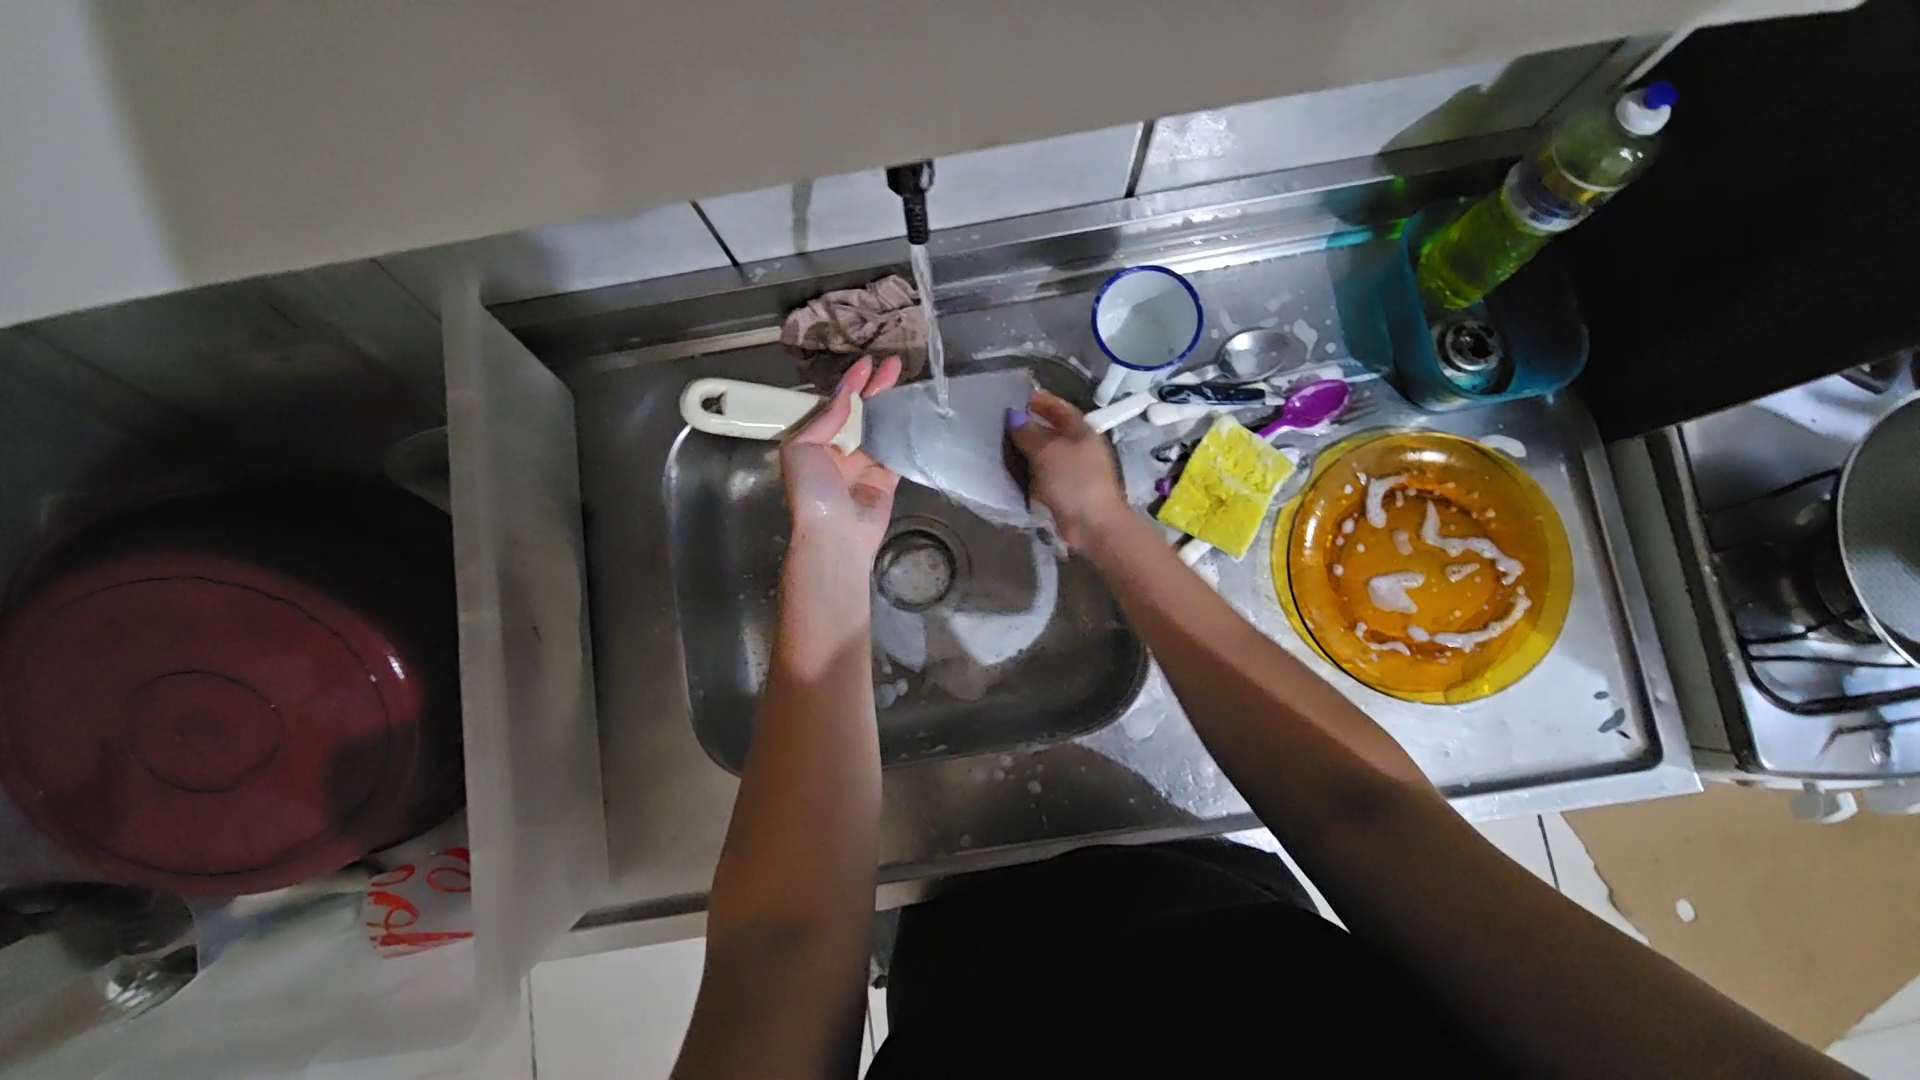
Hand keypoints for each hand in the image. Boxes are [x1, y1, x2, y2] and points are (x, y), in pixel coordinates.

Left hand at [781, 355, 903, 560]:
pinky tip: (913, 411)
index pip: (834, 406)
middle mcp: (838, 452)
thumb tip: (846, 395)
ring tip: (906, 380)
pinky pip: (896, 451)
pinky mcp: (885, 479)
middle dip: (875, 388)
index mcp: (813, 443)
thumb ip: (826, 419)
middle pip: (860, 413)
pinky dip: (904, 432)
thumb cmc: (811, 491)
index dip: (850, 383)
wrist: (834, 535)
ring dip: (891, 405)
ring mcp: (863, 466)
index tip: (867, 363)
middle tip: (894, 364)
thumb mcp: (802, 447)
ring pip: (879, 428)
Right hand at [1006, 390, 1130, 550]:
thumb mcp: (1047, 451)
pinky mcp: (1067, 492)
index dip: (1042, 401)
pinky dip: (1031, 473)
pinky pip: (1045, 476)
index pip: (1061, 409)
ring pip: (1048, 455)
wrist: (1093, 523)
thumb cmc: (1074, 480)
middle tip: (1005, 422)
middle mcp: (1081, 448)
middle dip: (1032, 426)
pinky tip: (1014, 474)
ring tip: (1004, 446)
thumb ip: (1028, 432)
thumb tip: (1013, 416)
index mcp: (1082, 431)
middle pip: (1054, 431)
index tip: (1021, 397)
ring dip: (1029, 451)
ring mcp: (1075, 471)